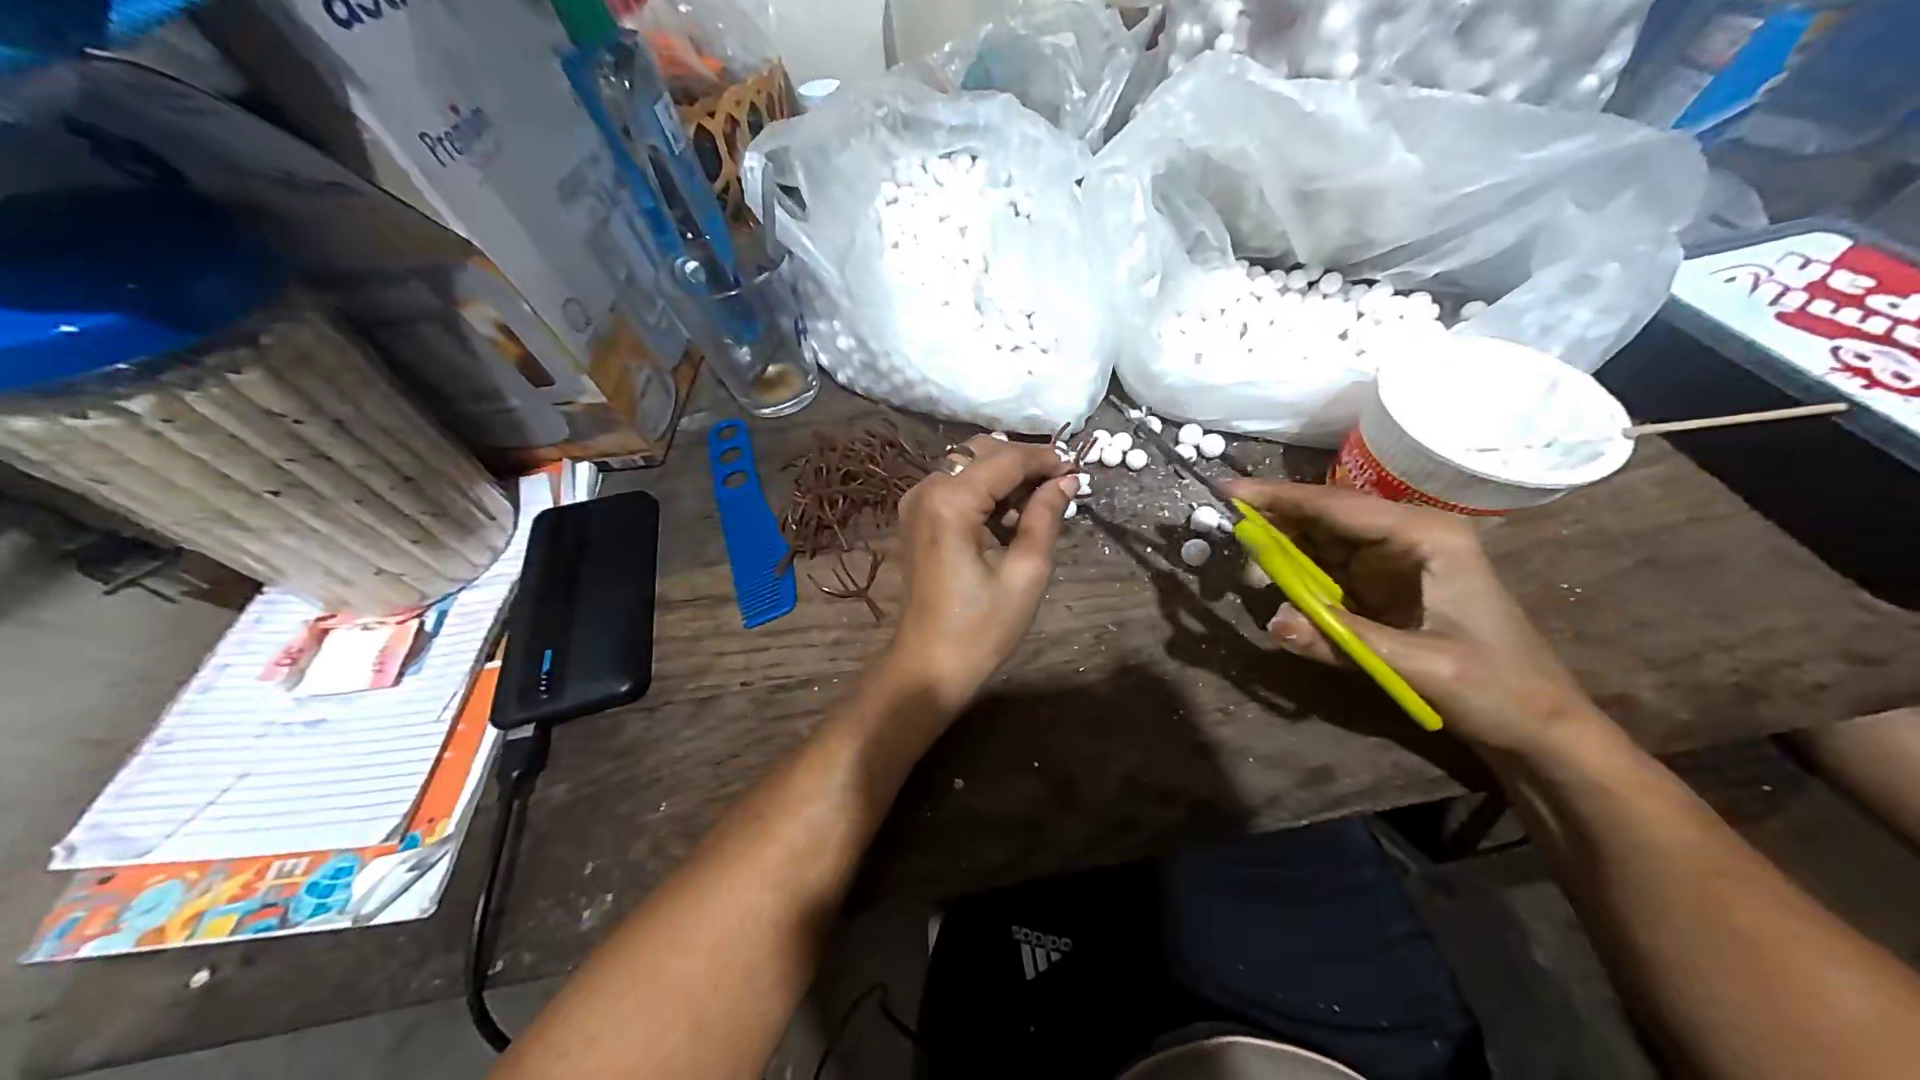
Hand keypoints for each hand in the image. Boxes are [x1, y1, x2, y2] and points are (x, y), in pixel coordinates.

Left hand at [889, 435, 1077, 713]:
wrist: (929, 664)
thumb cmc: (981, 627)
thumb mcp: (1026, 572)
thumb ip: (1045, 517)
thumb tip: (1066, 481)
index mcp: (950, 501)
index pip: (1006, 459)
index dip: (1046, 459)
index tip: (1078, 471)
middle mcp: (926, 490)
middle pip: (983, 453)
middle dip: (1024, 464)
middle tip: (1061, 489)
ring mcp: (916, 503)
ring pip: (969, 466)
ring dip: (1005, 478)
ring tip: (1039, 508)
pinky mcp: (917, 518)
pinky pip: (956, 487)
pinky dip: (985, 493)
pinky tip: (1009, 520)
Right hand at [1223, 478, 1608, 759]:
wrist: (1536, 725)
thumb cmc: (1497, 687)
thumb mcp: (1419, 666)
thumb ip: (1342, 641)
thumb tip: (1271, 622)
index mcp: (1427, 537)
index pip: (1338, 507)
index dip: (1280, 498)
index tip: (1228, 491)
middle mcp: (1407, 537)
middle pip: (1325, 516)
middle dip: (1275, 518)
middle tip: (1223, 523)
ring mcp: (1392, 561)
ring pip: (1321, 541)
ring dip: (1281, 546)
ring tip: (1241, 552)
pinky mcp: (1380, 587)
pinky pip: (1326, 570)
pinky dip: (1295, 574)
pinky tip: (1271, 576)